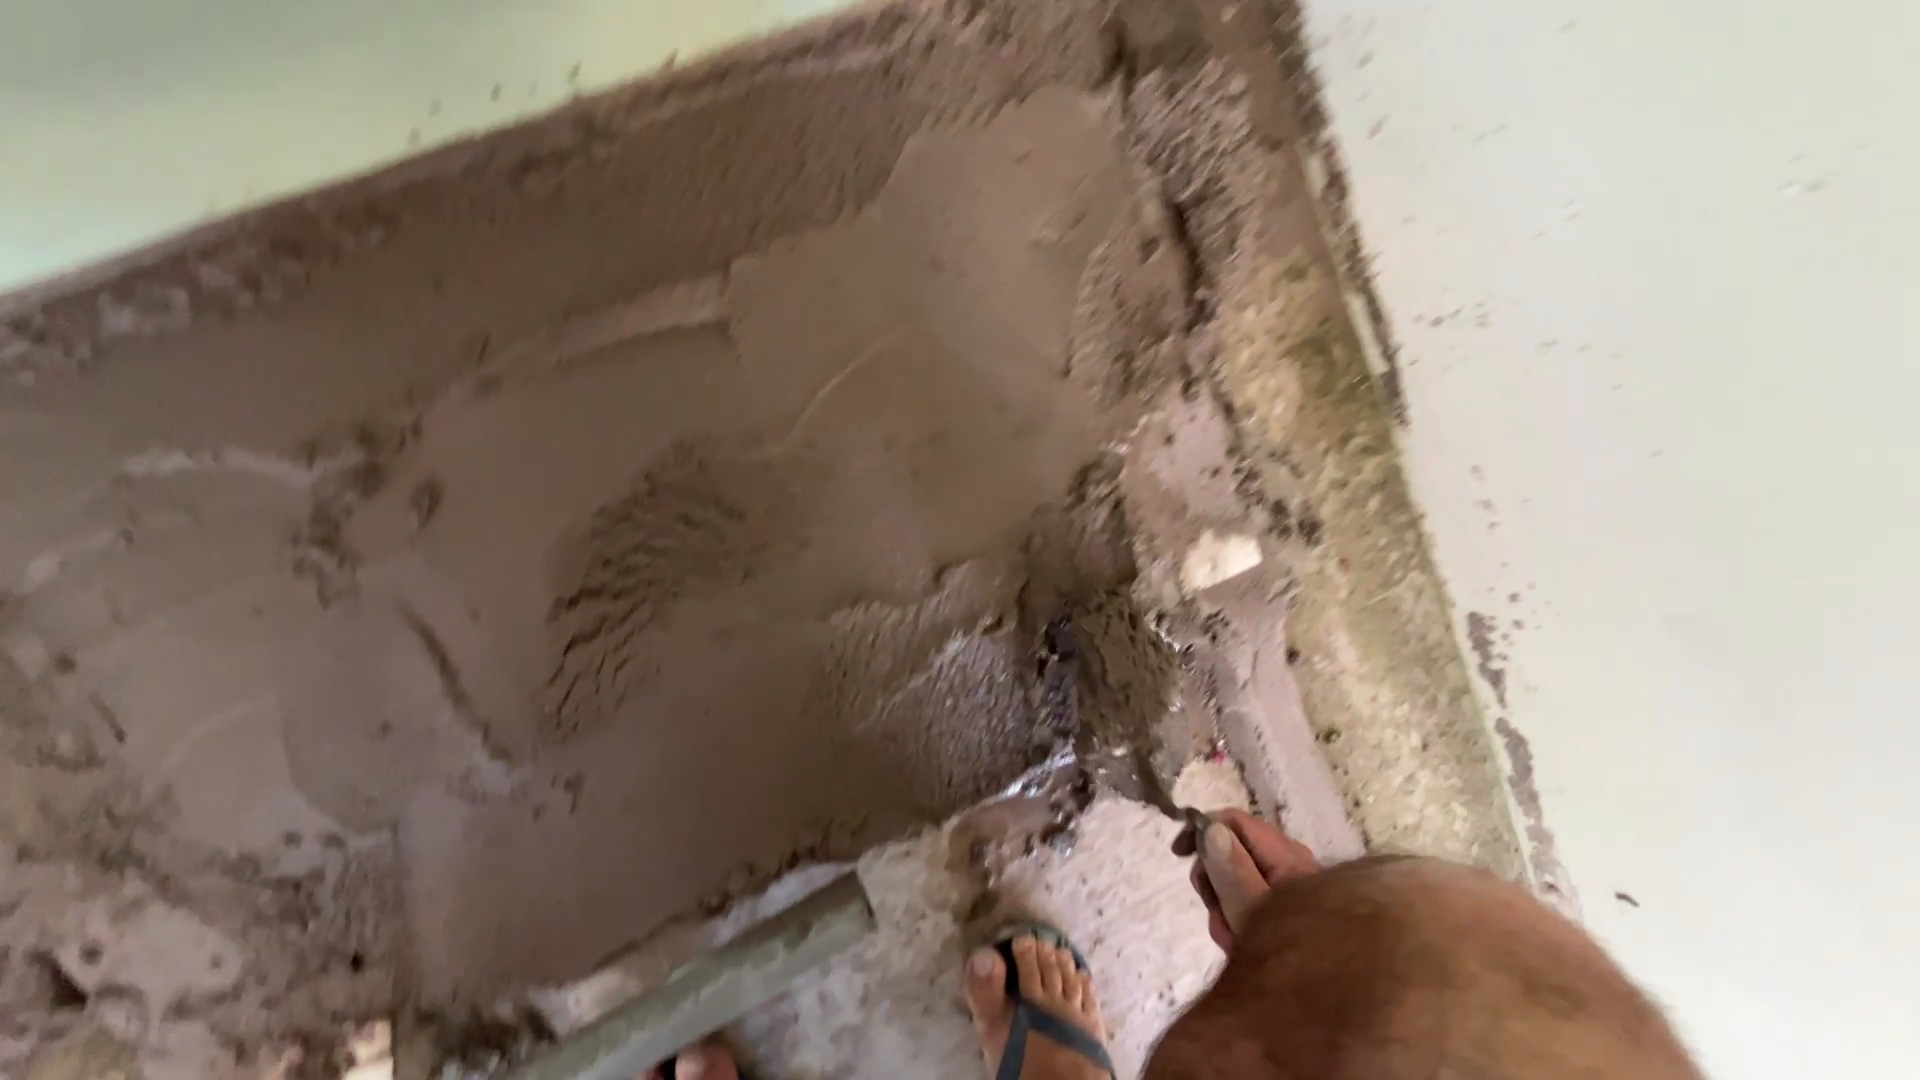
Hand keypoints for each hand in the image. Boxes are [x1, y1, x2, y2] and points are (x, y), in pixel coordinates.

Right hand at [1178, 808, 1320, 949]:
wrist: (1336, 1001)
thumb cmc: (1294, 950)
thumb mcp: (1252, 910)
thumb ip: (1231, 868)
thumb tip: (1211, 828)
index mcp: (1285, 853)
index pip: (1234, 820)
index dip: (1202, 829)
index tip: (1178, 855)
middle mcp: (1290, 861)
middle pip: (1232, 849)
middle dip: (1213, 880)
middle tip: (1212, 912)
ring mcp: (1291, 885)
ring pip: (1238, 878)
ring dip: (1223, 906)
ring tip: (1230, 940)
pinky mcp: (1291, 907)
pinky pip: (1251, 899)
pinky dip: (1239, 917)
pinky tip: (1241, 945)